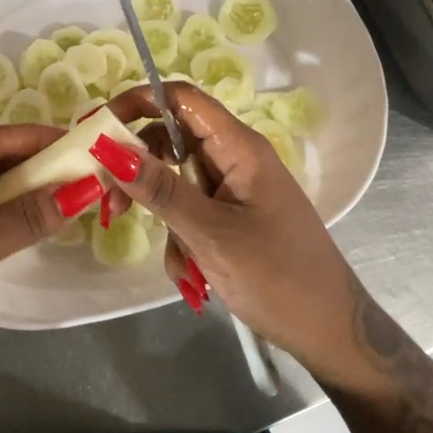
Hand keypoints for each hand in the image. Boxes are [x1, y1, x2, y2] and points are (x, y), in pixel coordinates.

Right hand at [95, 82, 362, 375]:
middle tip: (110, 203)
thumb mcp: (210, 235)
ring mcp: (236, 188)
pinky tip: (190, 274)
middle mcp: (236, 158)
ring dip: (163, 214)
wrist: (334, 335)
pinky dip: (182, 238)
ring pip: (177, 179)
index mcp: (239, 148)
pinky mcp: (235, 216)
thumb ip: (159, 189)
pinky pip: (191, 210)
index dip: (137, 102)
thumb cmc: (279, 279)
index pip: (180, 98)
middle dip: (138, 169)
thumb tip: (107, 146)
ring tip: (172, 260)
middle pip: (172, 138)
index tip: (98, 130)